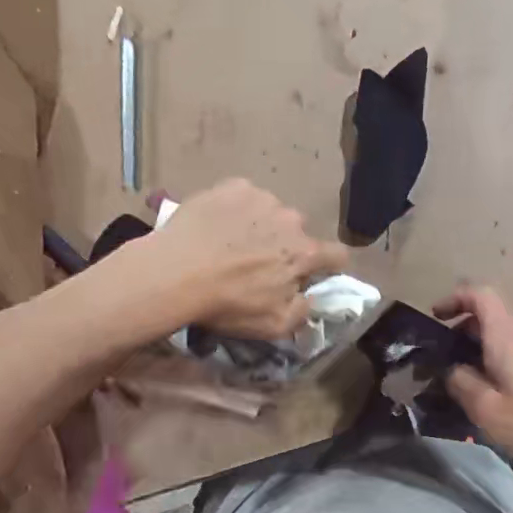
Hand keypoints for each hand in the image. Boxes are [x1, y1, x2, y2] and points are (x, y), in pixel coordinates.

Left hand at [124, 179, 348, 338]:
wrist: (175, 272)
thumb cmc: (227, 304)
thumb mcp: (272, 326)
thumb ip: (301, 312)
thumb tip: (309, 299)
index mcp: (304, 253)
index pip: (337, 255)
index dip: (331, 266)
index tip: (316, 273)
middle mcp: (290, 218)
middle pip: (298, 232)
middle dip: (286, 245)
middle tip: (258, 262)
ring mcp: (261, 197)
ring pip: (271, 212)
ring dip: (261, 225)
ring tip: (231, 243)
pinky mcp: (232, 186)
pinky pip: (243, 197)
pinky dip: (235, 209)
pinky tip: (215, 225)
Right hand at [435, 286, 512, 476]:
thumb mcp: (484, 409)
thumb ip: (461, 382)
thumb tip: (453, 369)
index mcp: (507, 337)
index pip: (481, 295)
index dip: (456, 298)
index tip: (436, 316)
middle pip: (493, 317)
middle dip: (464, 330)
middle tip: (447, 359)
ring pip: (507, 336)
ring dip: (484, 348)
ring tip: (470, 380)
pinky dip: (503, 359)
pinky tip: (500, 391)